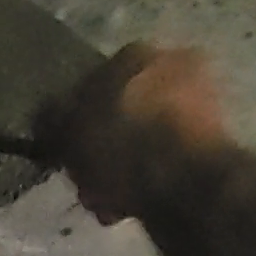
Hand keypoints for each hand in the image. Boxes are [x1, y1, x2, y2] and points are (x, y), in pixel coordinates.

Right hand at [39, 43, 227, 224]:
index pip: (88, 83)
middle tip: (84, 179)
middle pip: (117, 113)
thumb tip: (43, 116)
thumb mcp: (67, 134)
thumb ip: (51, 121)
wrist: (183, 178)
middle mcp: (171, 61)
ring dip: (117, 168)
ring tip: (104, 199)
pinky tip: (127, 201)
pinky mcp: (212, 130)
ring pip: (138, 136)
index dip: (70, 120)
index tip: (62, 150)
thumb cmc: (119, 148)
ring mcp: (198, 95)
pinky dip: (143, 176)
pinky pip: (161, 154)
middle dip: (98, 149)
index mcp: (132, 53)